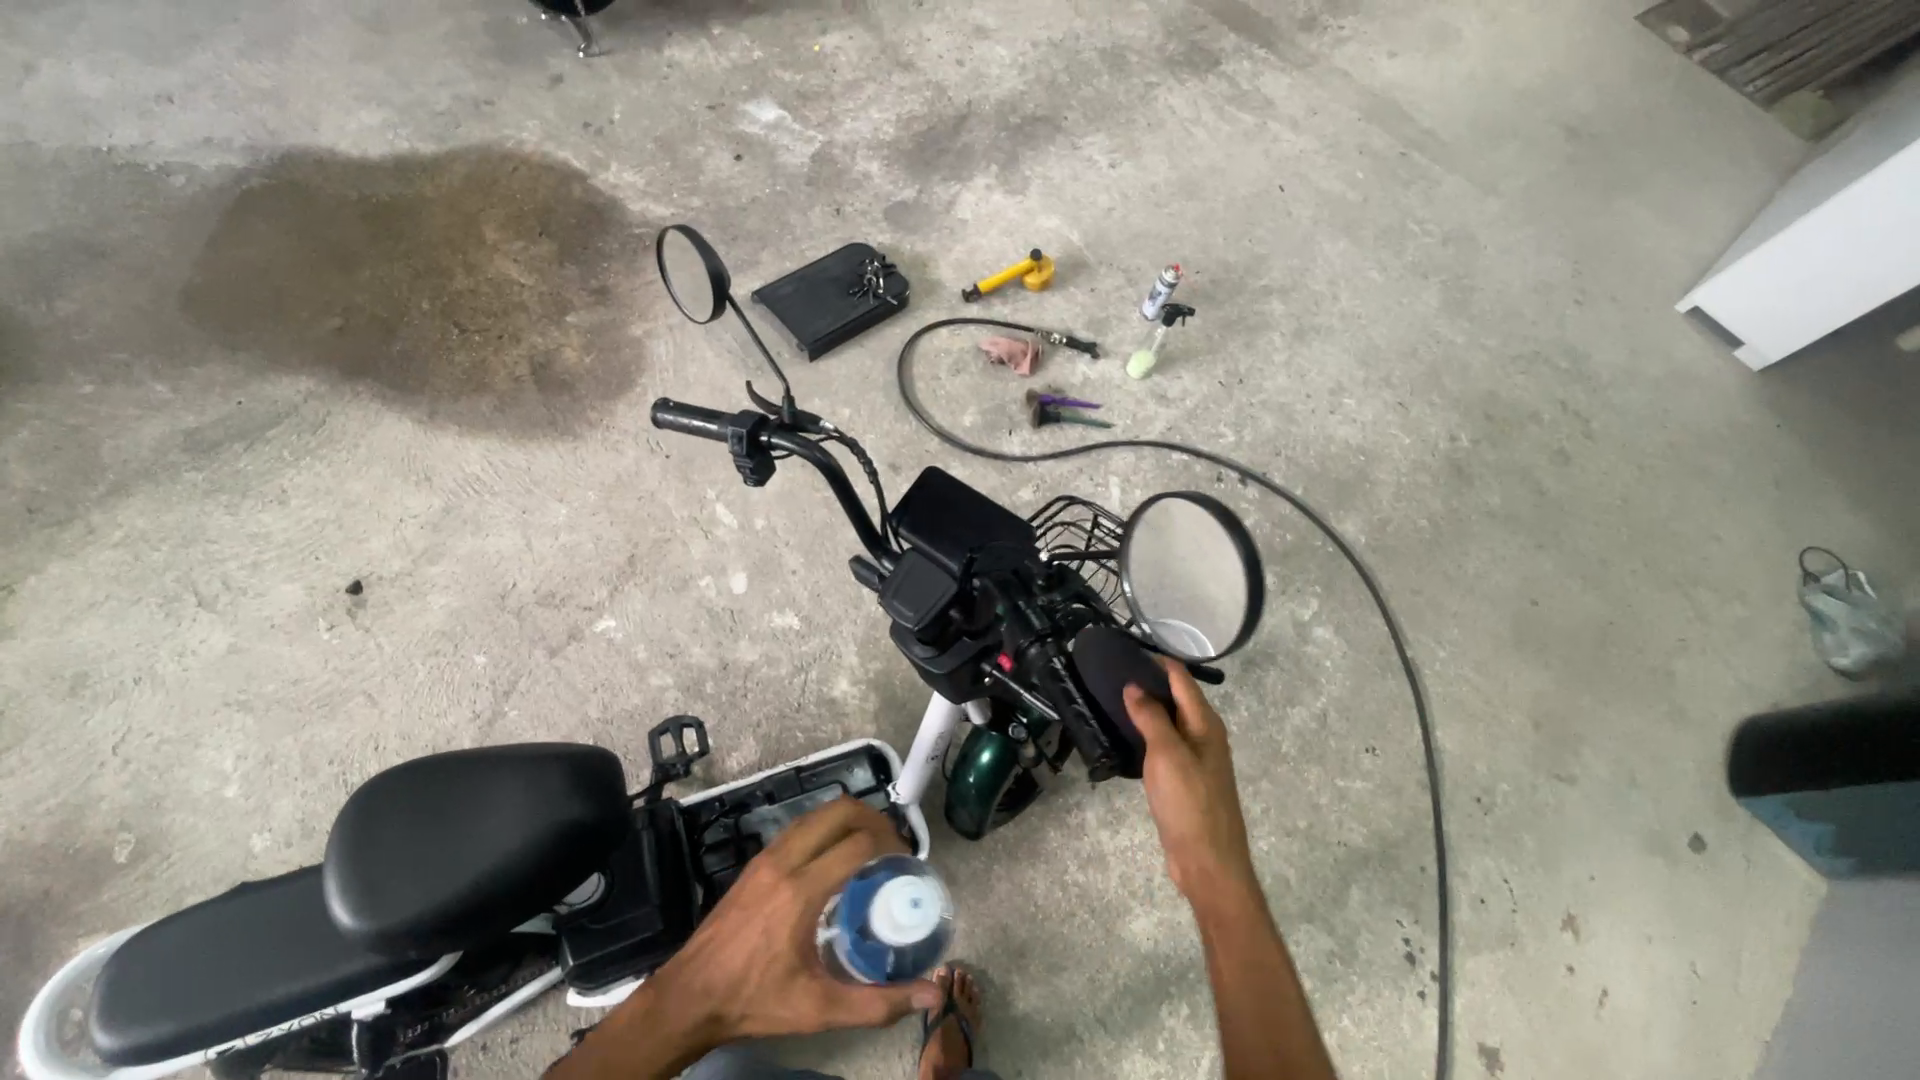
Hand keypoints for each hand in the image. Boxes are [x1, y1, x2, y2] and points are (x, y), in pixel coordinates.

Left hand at [640, 797, 941, 1043]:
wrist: (688, 998)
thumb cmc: (754, 1002)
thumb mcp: (819, 1010)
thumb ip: (879, 1003)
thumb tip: (932, 997)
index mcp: (801, 891)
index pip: (858, 843)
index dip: (891, 845)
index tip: (906, 864)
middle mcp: (783, 862)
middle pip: (839, 811)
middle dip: (875, 820)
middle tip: (893, 848)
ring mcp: (765, 858)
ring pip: (816, 814)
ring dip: (849, 820)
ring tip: (870, 848)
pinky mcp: (753, 864)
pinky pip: (798, 827)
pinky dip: (825, 829)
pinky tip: (834, 859)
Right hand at [1125, 659, 1258, 904]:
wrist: (1208, 862)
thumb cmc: (1190, 804)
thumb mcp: (1167, 755)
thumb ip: (1151, 717)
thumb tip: (1133, 685)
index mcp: (1206, 724)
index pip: (1181, 679)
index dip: (1156, 661)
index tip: (1124, 650)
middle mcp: (1203, 736)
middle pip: (1176, 698)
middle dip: (1147, 682)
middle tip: (1108, 672)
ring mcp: (1194, 759)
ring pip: (1168, 722)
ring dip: (1144, 708)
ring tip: (1109, 697)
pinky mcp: (1182, 780)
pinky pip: (1162, 745)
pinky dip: (1144, 734)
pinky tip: (1123, 736)